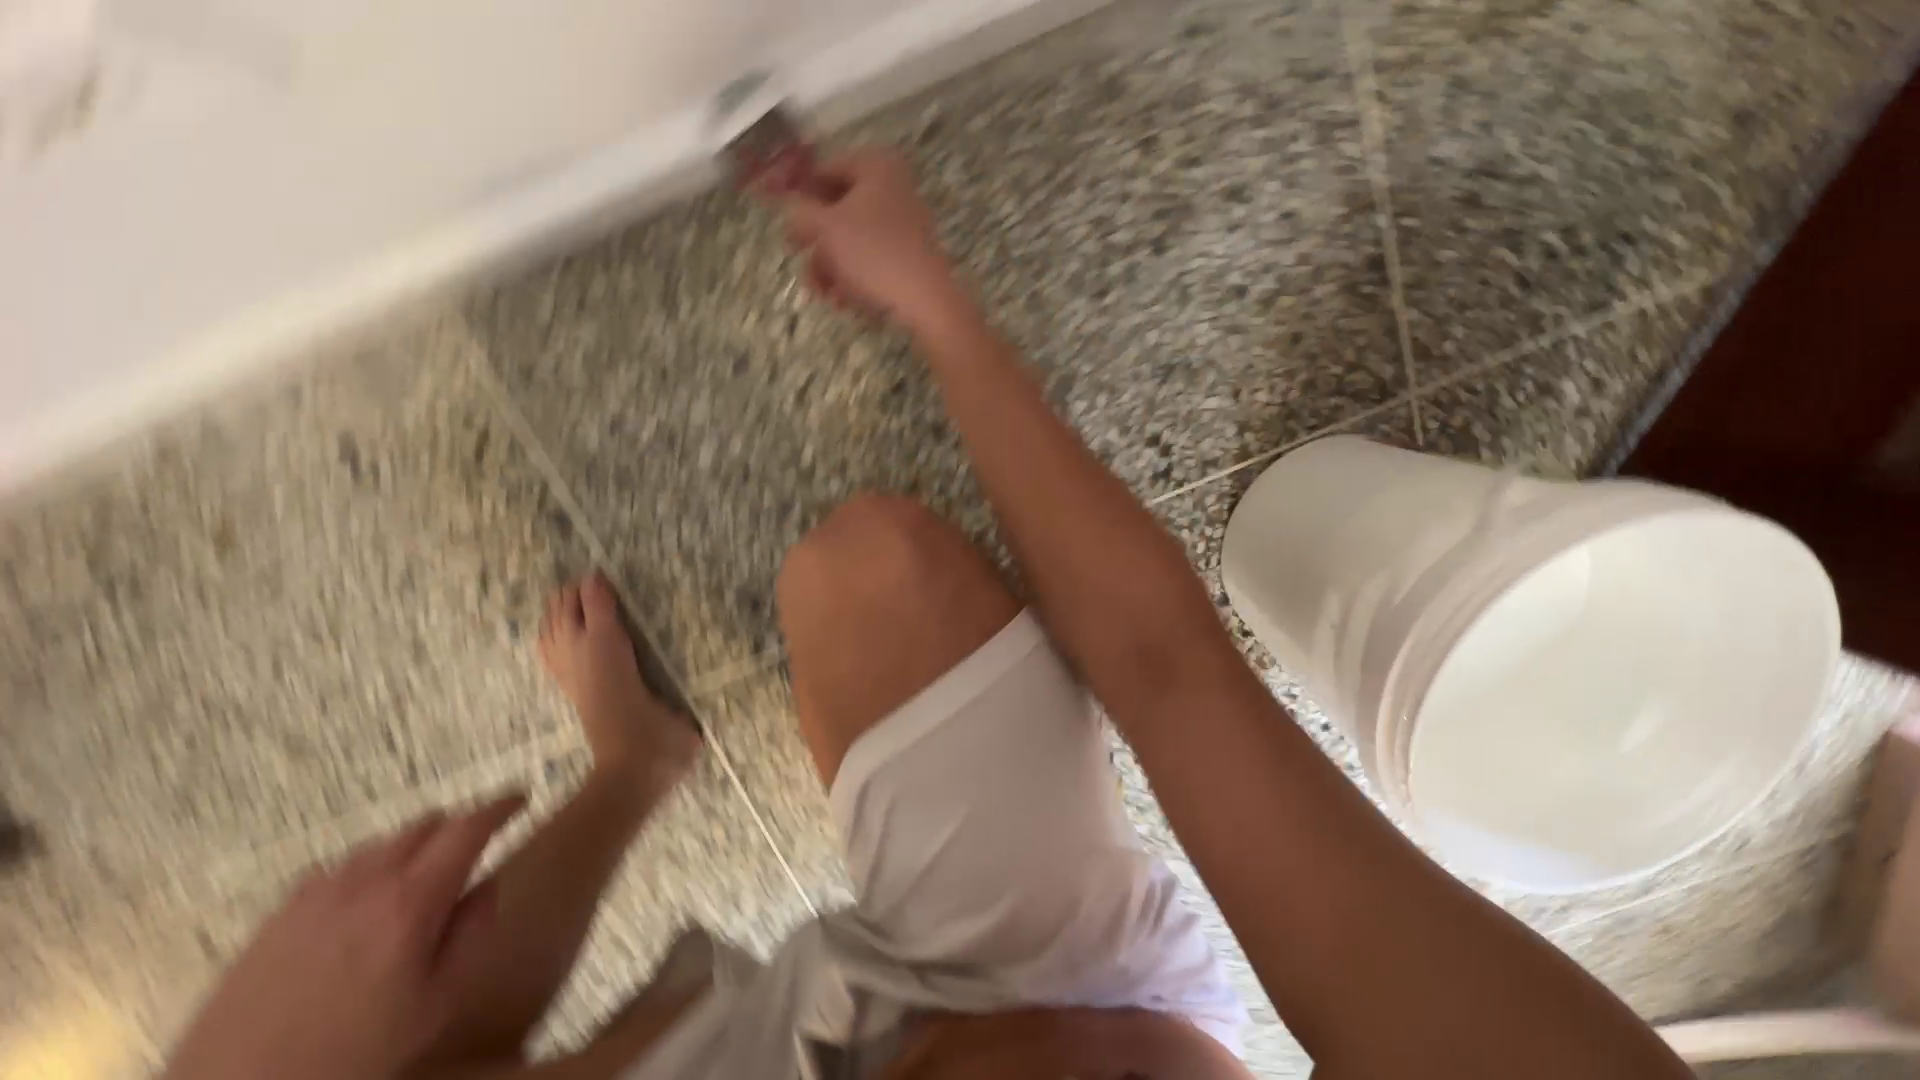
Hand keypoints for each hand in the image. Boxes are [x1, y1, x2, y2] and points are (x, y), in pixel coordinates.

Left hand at [162, 795, 525, 1079]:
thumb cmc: (357, 1052)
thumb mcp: (438, 1002)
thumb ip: (472, 934)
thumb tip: (488, 885)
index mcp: (412, 900)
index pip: (468, 828)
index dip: (500, 806)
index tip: (521, 797)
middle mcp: (366, 880)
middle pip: (424, 825)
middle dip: (457, 826)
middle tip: (477, 846)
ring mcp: (316, 892)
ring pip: (381, 843)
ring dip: (413, 847)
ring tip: (423, 877)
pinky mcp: (279, 913)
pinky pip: (339, 868)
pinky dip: (369, 868)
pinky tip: (365, 902)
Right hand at [779, 148, 970, 333]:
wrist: (926, 300)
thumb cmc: (874, 254)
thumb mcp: (826, 228)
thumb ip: (799, 212)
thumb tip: (789, 208)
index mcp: (876, 166)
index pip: (823, 169)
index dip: (796, 191)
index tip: (776, 212)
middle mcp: (892, 187)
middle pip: (836, 209)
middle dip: (815, 242)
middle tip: (798, 258)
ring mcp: (903, 223)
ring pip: (850, 240)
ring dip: (830, 267)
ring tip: (824, 292)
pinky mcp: (907, 256)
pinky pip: (869, 260)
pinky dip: (853, 278)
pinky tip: (845, 301)